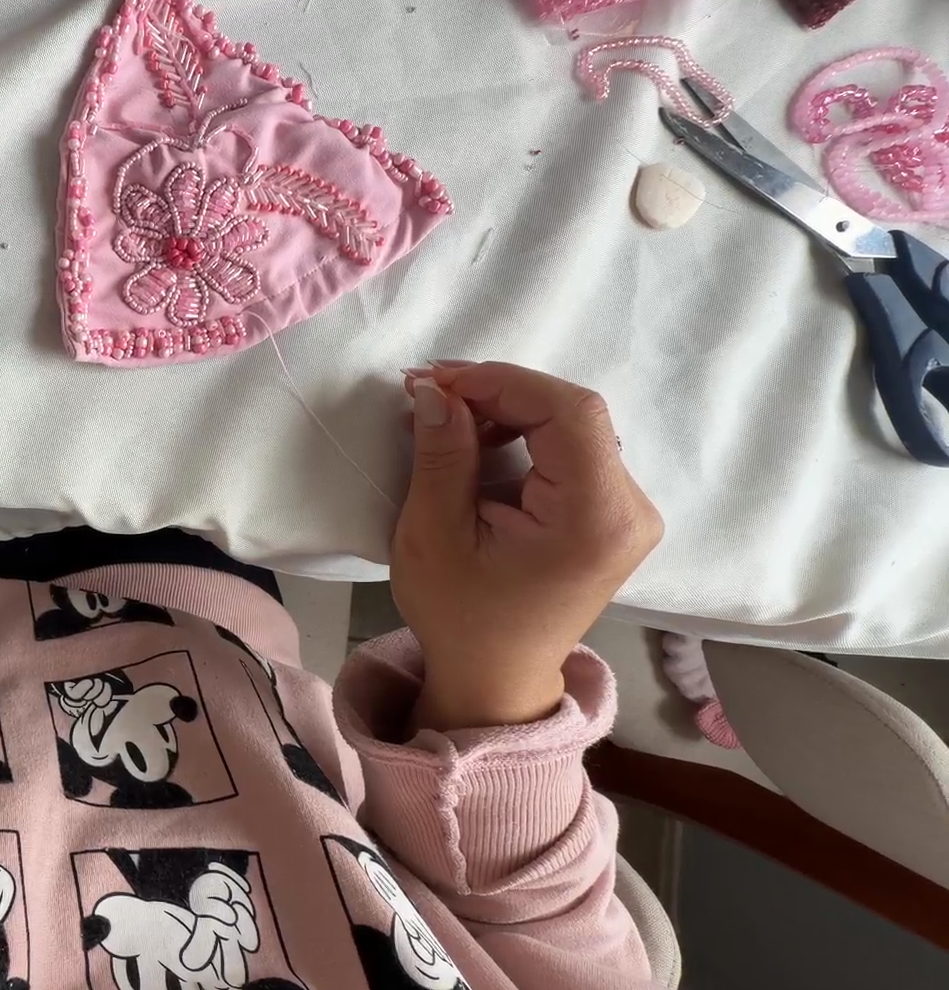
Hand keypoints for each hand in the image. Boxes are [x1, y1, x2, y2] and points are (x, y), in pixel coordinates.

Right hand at [392, 362, 662, 731]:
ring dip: (503, 410)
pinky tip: (473, 440)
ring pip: (570, 427)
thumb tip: (435, 392)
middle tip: (427, 394)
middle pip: (573, 415)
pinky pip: (567, 451)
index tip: (434, 381)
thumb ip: (442, 457)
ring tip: (440, 417)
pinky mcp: (607, 515)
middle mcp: (630, 508)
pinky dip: (517, 434)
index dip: (501, 381)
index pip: (568, 413)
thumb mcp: (433, 534)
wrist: (494, 675)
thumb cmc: (458, 613)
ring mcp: (625, 512)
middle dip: (496, 392)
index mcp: (595, 518)